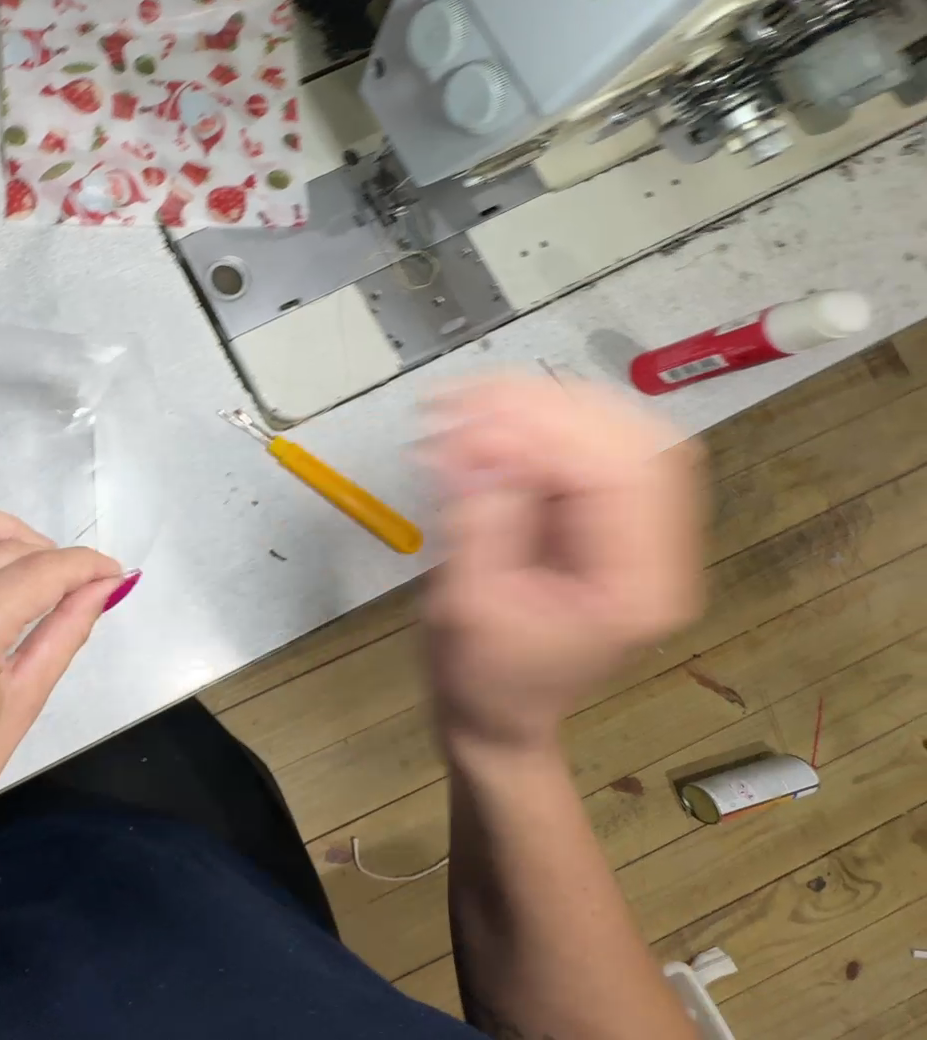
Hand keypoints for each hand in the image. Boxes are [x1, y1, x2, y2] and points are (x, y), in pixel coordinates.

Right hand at [423, 376, 703, 757]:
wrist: (496, 715)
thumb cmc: (481, 677)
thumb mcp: (468, 605)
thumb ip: (480, 522)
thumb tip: (475, 444)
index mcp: (638, 582)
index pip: (620, 473)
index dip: (544, 431)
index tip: (465, 420)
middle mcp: (654, 547)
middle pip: (629, 440)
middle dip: (543, 405)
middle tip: (459, 398)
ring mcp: (634, 532)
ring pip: (610, 436)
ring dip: (537, 408)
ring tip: (461, 405)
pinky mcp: (601, 522)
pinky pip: (579, 454)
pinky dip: (529, 430)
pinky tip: (480, 428)